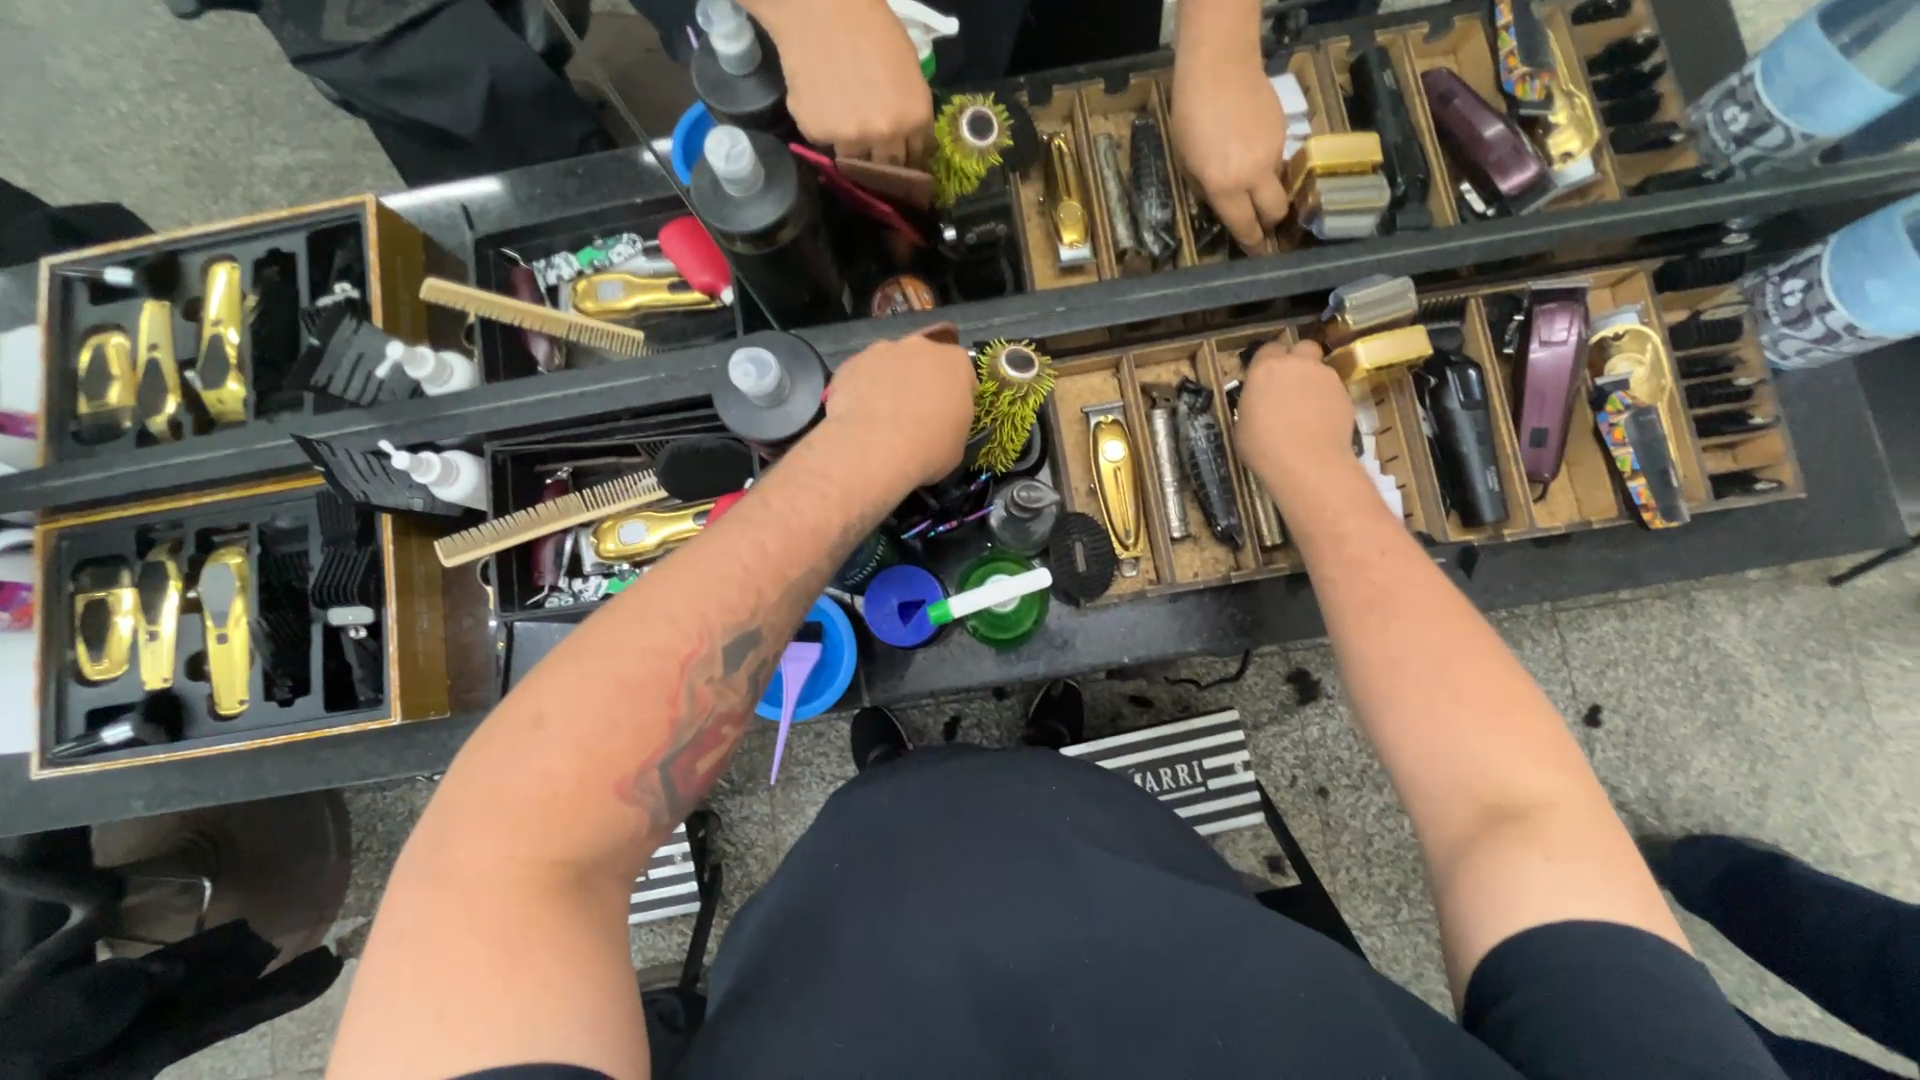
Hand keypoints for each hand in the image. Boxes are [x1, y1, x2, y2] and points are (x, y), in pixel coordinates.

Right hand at [753, 0, 932, 165]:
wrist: (821, 8)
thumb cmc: (872, 27)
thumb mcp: (909, 70)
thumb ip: (911, 111)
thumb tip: (909, 139)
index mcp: (914, 119)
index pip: (916, 159)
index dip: (908, 158)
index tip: (901, 158)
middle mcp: (885, 136)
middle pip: (886, 168)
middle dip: (881, 160)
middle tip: (872, 145)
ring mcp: (849, 139)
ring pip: (853, 160)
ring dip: (851, 147)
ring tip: (843, 118)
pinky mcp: (816, 133)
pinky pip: (823, 141)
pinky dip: (822, 128)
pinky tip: (821, 101)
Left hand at [823, 326, 974, 487]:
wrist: (874, 450)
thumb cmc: (928, 448)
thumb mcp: (957, 442)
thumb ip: (953, 420)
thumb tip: (940, 421)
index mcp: (955, 362)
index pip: (961, 373)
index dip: (955, 394)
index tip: (948, 413)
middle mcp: (919, 347)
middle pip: (923, 360)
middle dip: (921, 381)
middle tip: (915, 412)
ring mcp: (881, 351)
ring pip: (890, 364)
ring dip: (890, 382)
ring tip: (882, 416)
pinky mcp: (850, 364)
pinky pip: (861, 375)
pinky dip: (862, 390)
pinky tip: (860, 416)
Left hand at [1171, 34, 1290, 249]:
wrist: (1220, 70)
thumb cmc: (1190, 118)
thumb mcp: (1186, 163)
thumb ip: (1205, 190)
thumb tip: (1219, 205)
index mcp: (1225, 187)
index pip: (1245, 227)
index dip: (1253, 244)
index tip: (1258, 255)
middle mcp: (1254, 175)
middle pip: (1275, 212)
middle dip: (1269, 223)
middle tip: (1261, 225)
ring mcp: (1274, 153)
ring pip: (1279, 185)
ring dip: (1268, 192)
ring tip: (1253, 185)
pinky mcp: (1284, 133)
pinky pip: (1280, 160)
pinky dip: (1268, 165)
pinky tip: (1253, 152)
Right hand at [1234, 340, 1353, 482]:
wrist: (1307, 464)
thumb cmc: (1263, 447)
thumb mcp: (1242, 425)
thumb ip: (1252, 404)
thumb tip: (1259, 405)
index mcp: (1265, 369)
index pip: (1268, 349)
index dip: (1267, 362)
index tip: (1264, 379)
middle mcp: (1297, 364)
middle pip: (1302, 347)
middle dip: (1298, 359)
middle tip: (1290, 383)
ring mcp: (1325, 377)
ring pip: (1320, 369)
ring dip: (1313, 381)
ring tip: (1308, 408)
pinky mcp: (1345, 393)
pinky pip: (1333, 389)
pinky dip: (1327, 399)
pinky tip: (1321, 421)